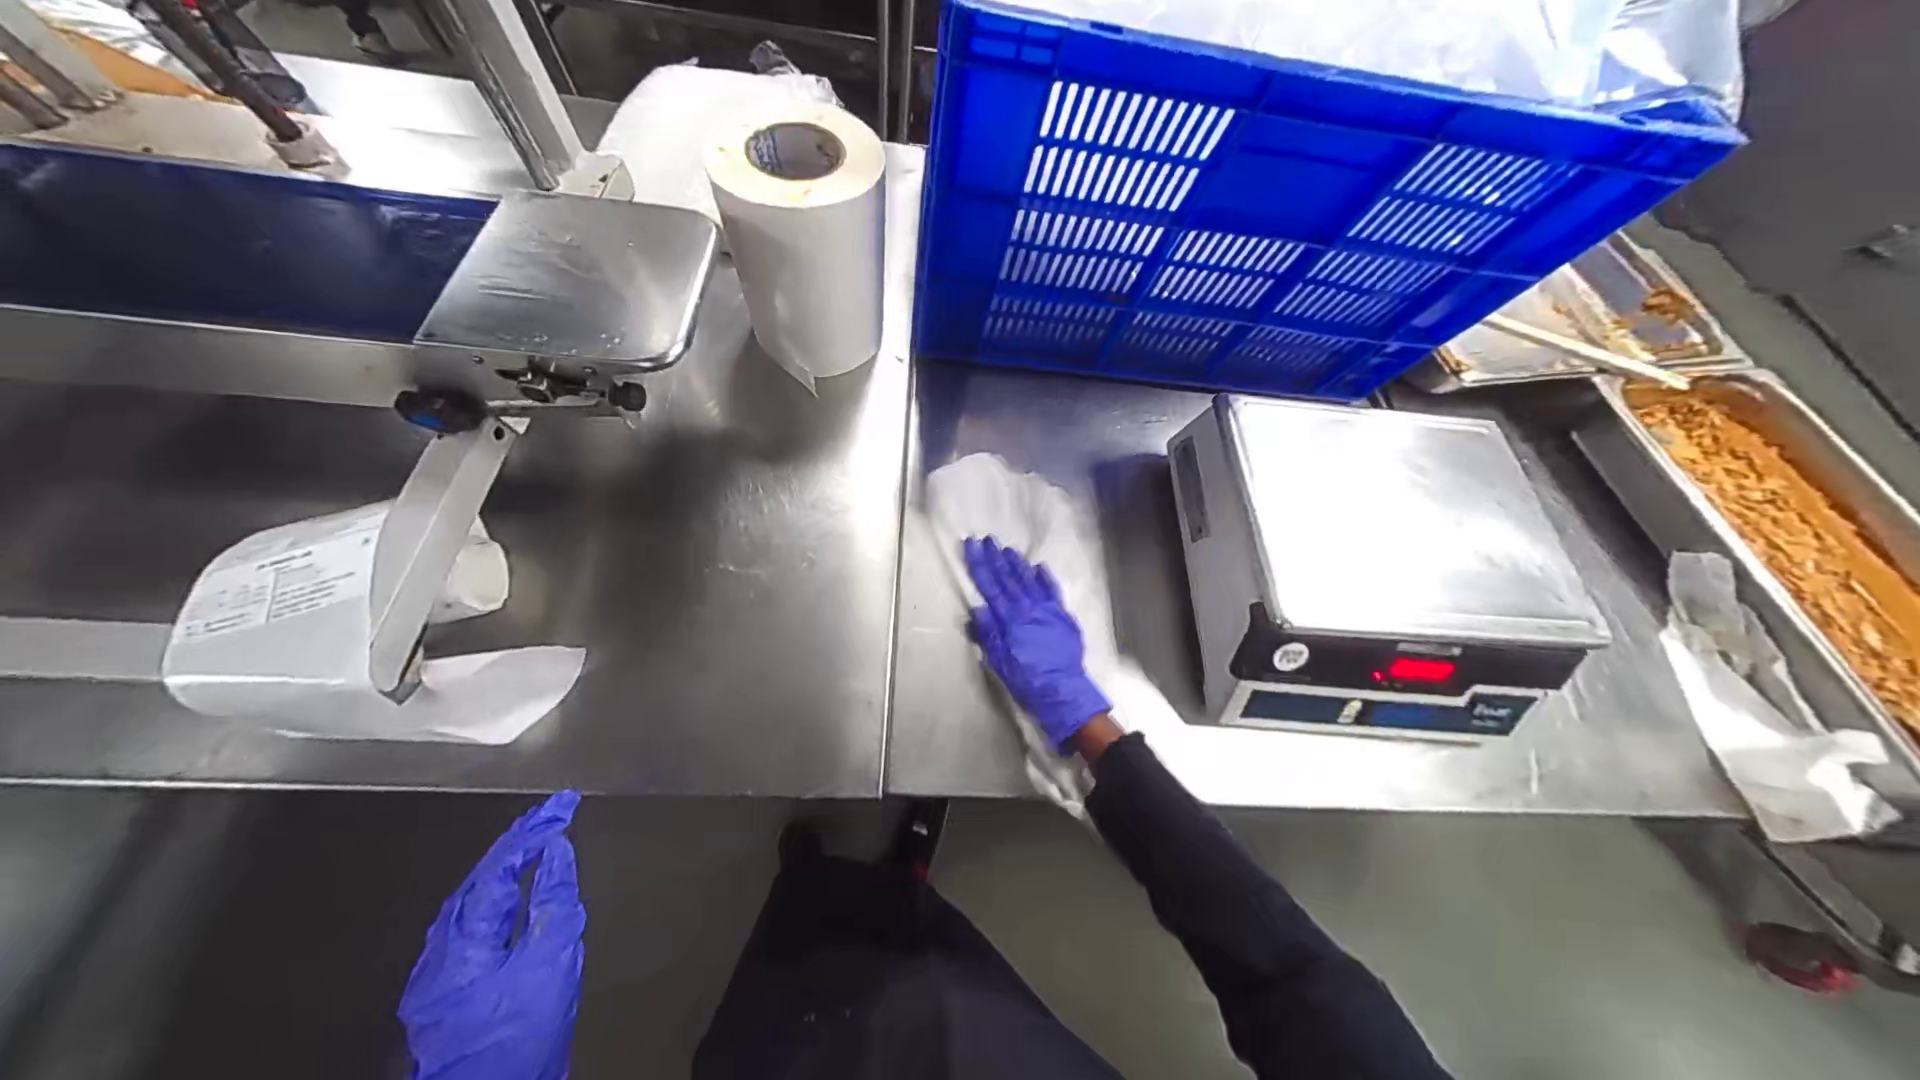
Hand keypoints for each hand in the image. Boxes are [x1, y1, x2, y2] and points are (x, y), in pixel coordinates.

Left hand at [400, 790, 584, 1079]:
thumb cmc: (526, 1029)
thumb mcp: (552, 961)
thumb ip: (553, 901)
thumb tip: (555, 850)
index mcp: (464, 942)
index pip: (498, 869)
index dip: (532, 832)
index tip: (564, 804)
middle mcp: (439, 950)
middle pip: (477, 880)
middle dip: (515, 841)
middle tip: (551, 813)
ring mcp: (435, 969)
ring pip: (468, 899)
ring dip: (503, 864)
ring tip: (534, 838)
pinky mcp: (444, 985)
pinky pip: (469, 919)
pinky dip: (494, 891)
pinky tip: (510, 885)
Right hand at [964, 536, 1110, 749]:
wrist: (1063, 691)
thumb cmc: (1026, 680)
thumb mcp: (999, 662)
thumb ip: (988, 634)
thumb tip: (977, 609)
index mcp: (1009, 620)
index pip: (990, 585)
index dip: (979, 564)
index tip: (971, 545)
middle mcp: (1028, 609)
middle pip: (1008, 577)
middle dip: (996, 557)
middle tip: (987, 539)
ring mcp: (1048, 610)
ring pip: (1029, 580)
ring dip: (1017, 563)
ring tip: (1007, 549)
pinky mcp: (1063, 616)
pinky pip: (1053, 591)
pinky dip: (1045, 577)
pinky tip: (1039, 566)